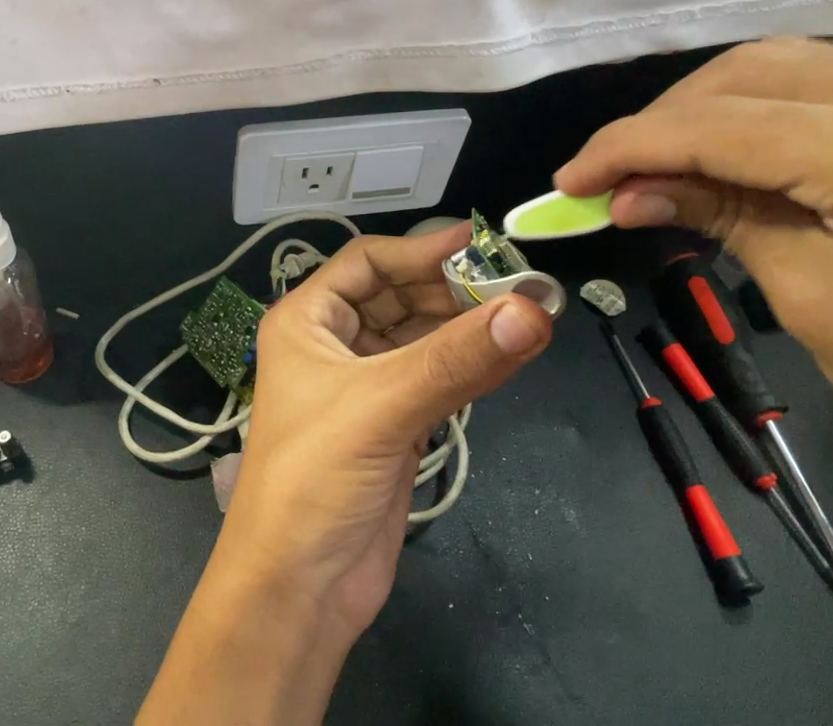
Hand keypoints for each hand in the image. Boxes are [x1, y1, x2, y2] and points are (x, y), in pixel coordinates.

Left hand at [138, 225, 552, 724]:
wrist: (297, 587)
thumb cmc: (313, 480)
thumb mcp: (380, 407)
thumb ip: (457, 359)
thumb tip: (534, 309)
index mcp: (306, 322)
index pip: (366, 262)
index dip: (421, 250)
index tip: (483, 245)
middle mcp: (333, 345)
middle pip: (399, 295)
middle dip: (453, 289)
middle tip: (521, 286)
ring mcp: (365, 386)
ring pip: (422, 337)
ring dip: (467, 327)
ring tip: (527, 316)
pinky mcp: (393, 424)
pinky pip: (436, 377)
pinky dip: (469, 364)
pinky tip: (507, 354)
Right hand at [555, 38, 832, 716]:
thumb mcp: (816, 302)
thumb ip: (722, 218)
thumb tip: (628, 191)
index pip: (726, 124)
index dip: (630, 147)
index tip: (566, 181)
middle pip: (753, 73)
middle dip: (663, 122)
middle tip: (604, 178)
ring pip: (790, 69)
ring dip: (708, 113)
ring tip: (653, 169)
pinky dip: (762, 118)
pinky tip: (726, 158)